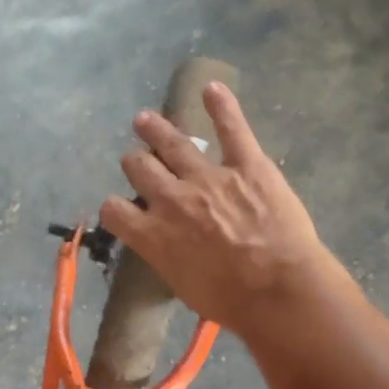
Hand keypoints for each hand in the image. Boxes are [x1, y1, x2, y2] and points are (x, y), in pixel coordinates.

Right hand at [100, 82, 331, 329]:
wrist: (275, 289)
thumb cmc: (227, 300)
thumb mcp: (180, 285)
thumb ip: (165, 256)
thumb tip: (164, 245)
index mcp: (152, 235)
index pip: (114, 211)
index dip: (113, 207)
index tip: (118, 208)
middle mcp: (171, 200)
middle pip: (140, 168)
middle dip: (134, 163)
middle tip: (136, 160)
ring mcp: (209, 178)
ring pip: (173, 143)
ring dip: (155, 129)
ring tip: (144, 119)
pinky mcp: (247, 164)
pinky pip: (231, 127)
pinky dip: (222, 105)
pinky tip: (212, 88)